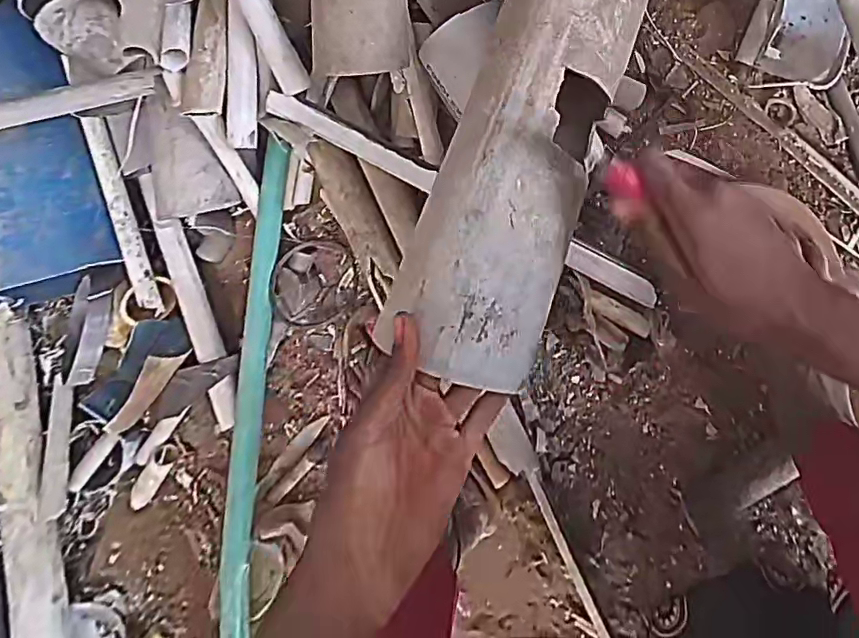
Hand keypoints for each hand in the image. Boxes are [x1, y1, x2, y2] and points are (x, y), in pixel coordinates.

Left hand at [264, 314, 506, 637]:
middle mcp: (414, 410)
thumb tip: (401, 326)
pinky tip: (509, 378)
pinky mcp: (458, 456)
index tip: (439, 294)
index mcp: (386, 398)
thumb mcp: (368, 427)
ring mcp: (438, 431)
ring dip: (481, 363)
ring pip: (466, 387)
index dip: (422, 325)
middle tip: (480, 305)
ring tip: (501, 332)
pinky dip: (496, 400)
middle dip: (458, 339)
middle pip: (442, 365)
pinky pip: (481, 420)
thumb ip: (392, 378)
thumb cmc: (350, 497)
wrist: (366, 565)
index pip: (407, 352)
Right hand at [607, 151, 858, 358]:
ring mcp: (737, 194)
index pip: (650, 165)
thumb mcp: (681, 275)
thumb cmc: (743, 300)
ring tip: (685, 241)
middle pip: (671, 171)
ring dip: (681, 202)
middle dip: (656, 193)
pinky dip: (704, 208)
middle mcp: (717, 191)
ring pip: (693, 183)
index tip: (624, 192)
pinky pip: (714, 194)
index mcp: (694, 206)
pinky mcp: (752, 201)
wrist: (797, 307)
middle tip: (652, 223)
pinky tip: (709, 242)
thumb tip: (624, 205)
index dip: (631, 176)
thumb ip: (651, 232)